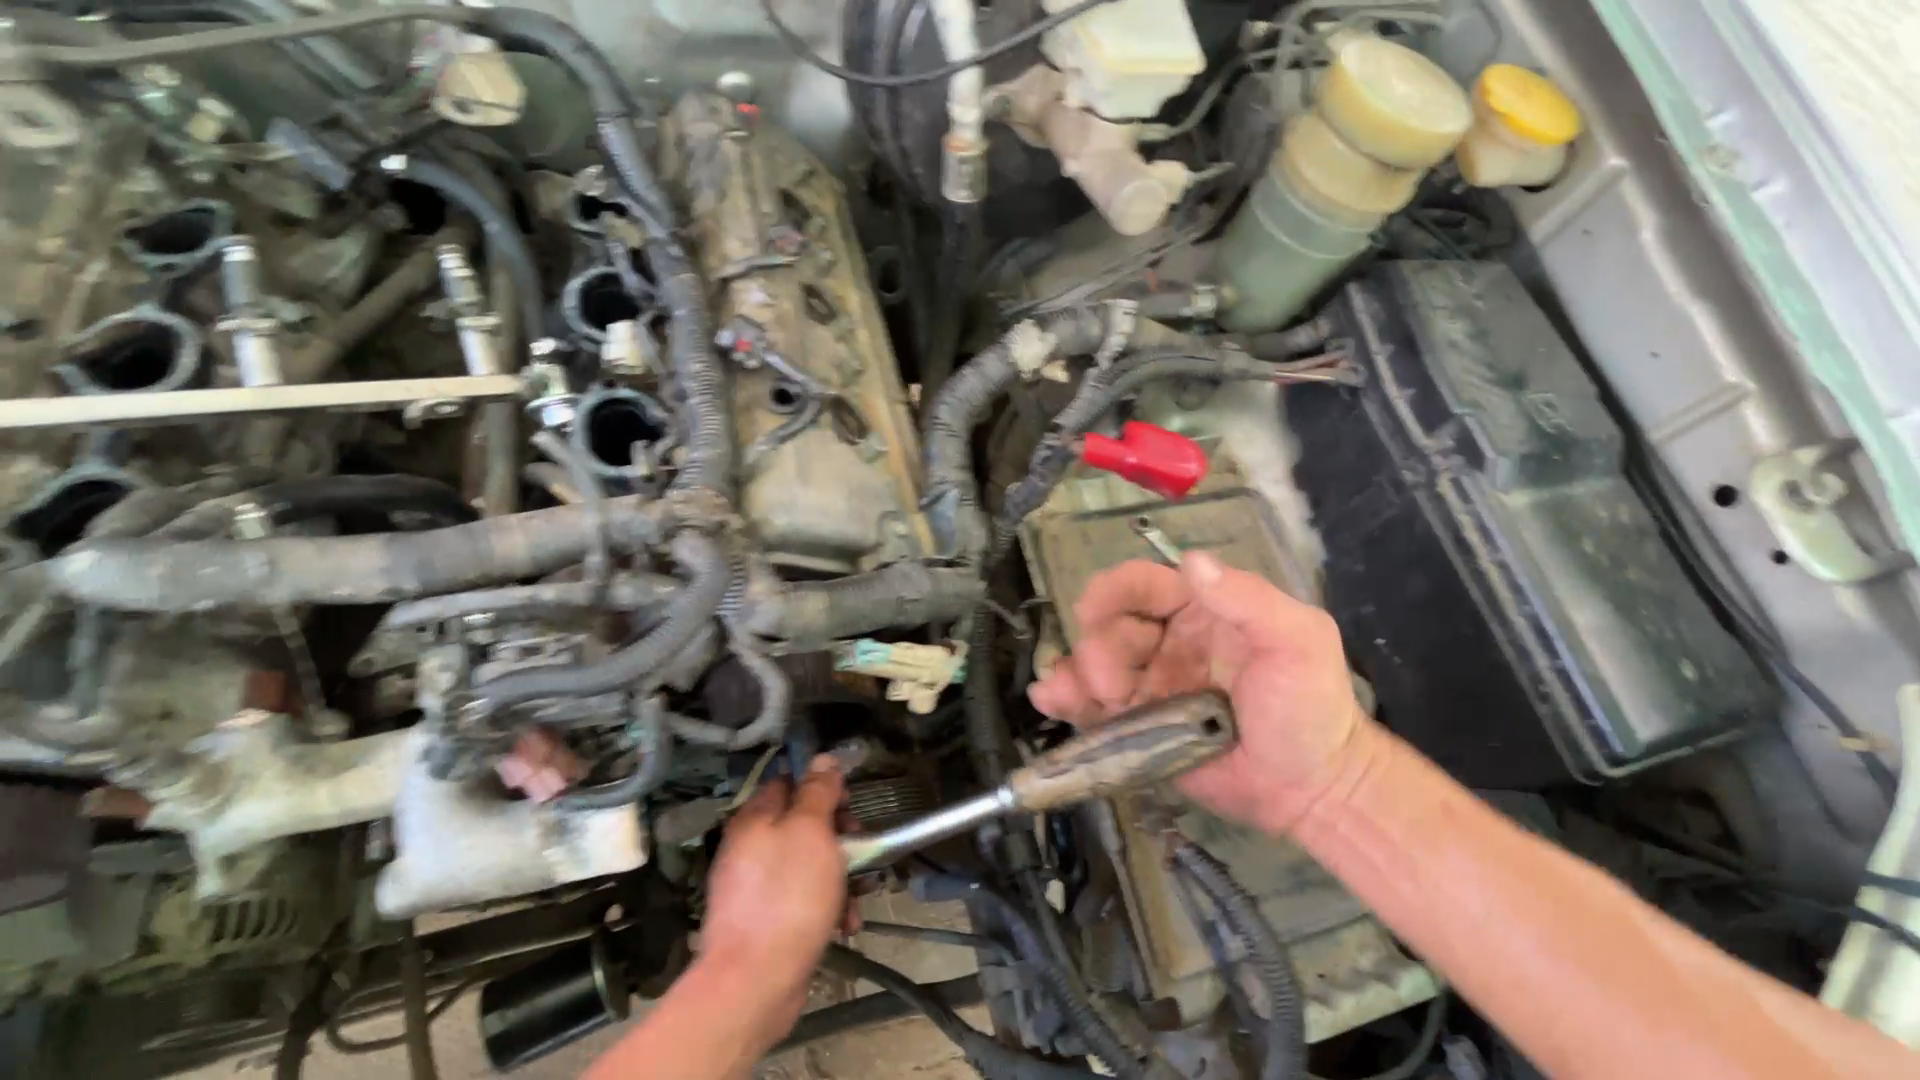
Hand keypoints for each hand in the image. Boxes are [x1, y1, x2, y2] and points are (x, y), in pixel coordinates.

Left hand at [696, 755, 849, 1040]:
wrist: (755, 981)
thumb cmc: (787, 897)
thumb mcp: (810, 832)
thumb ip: (817, 792)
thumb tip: (823, 758)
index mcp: (754, 818)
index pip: (790, 783)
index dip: (823, 789)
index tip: (850, 807)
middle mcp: (750, 847)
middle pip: (803, 826)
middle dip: (840, 839)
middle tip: (859, 854)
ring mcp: (757, 887)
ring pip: (809, 866)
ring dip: (840, 879)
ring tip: (857, 899)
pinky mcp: (767, 921)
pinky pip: (803, 901)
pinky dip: (827, 908)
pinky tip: (844, 926)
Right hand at [1029, 553, 1379, 832]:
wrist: (1312, 787)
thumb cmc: (1311, 706)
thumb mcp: (1297, 641)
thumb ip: (1248, 599)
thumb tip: (1192, 560)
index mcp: (1201, 611)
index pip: (1144, 585)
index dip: (1113, 590)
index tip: (1091, 609)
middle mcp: (1168, 643)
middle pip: (1111, 629)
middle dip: (1097, 648)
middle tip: (1108, 682)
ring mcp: (1150, 686)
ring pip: (1095, 667)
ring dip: (1073, 674)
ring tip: (1064, 695)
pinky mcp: (1139, 726)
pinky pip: (1095, 707)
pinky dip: (1067, 701)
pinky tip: (1051, 701)